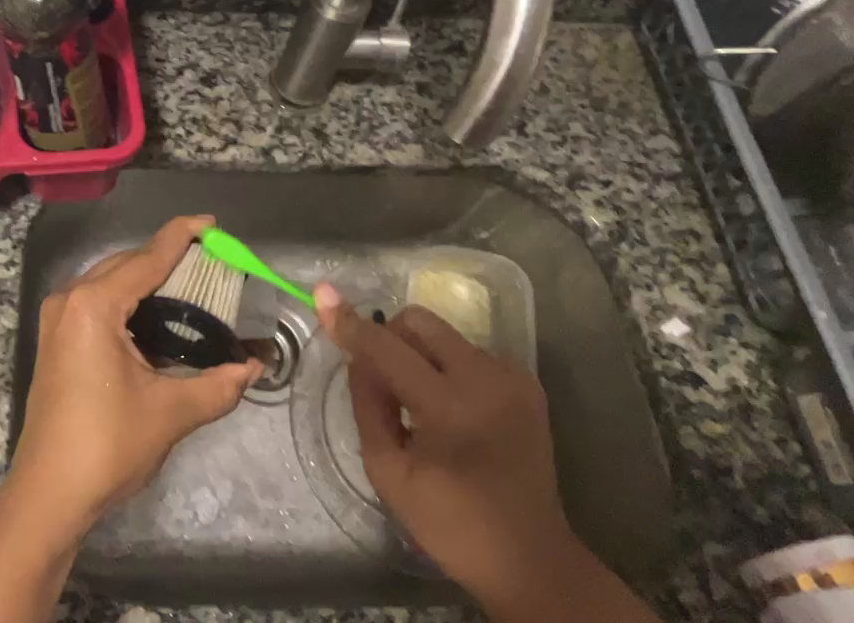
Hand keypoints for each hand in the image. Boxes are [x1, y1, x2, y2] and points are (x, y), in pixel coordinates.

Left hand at [10, 215, 261, 527]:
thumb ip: (219, 384)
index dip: (182, 236)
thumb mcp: (171, 412)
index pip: (147, 258)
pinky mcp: (56, 340)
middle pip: (126, 264)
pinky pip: (97, 303)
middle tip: (211, 263)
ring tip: (190, 287)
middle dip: (167, 258)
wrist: (49, 492)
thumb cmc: (108, 445)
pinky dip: (128, 302)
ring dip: (147, 280)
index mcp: (94, 306)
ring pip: (109, 282)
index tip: (211, 222)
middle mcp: (71, 300)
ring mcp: (58, 320)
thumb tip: (254, 368)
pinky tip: (157, 319)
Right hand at [314, 282, 575, 597]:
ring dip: (422, 356)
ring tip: (423, 405)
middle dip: (391, 337)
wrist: (529, 557)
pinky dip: (451, 369)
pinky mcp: (527, 383)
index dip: (351, 323)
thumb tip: (358, 356)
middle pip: (420, 322)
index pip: (387, 348)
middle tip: (385, 380)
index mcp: (449, 408)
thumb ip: (368, 404)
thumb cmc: (449, 523)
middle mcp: (486, 379)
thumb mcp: (388, 471)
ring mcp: (512, 378)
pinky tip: (455, 410)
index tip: (324, 297)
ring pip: (445, 336)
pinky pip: (472, 353)